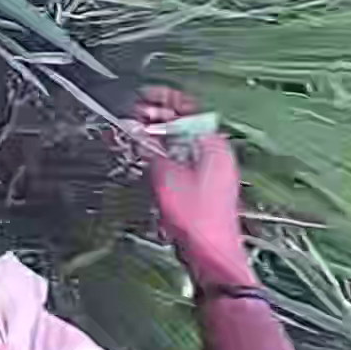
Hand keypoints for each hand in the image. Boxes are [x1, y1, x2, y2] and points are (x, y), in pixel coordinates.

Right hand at [134, 87, 253, 285]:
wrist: (211, 253)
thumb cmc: (195, 216)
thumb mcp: (165, 174)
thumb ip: (150, 148)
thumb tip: (137, 129)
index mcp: (213, 144)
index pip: (190, 108)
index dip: (165, 98)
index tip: (144, 96)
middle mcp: (216, 153)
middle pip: (186, 123)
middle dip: (158, 116)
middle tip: (134, 115)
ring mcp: (212, 169)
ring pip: (183, 140)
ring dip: (159, 134)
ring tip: (136, 132)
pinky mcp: (204, 184)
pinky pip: (182, 156)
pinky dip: (165, 150)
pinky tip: (148, 155)